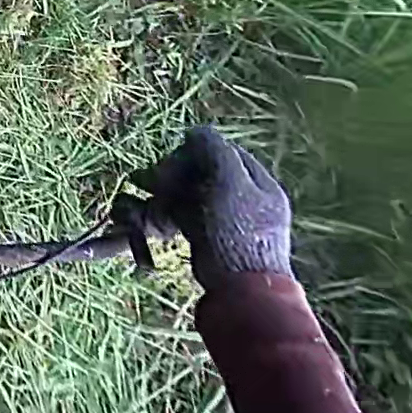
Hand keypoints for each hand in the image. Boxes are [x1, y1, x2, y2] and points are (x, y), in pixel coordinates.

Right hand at [132, 125, 292, 287]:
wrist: (238, 281)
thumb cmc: (238, 229)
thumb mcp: (231, 183)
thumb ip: (216, 151)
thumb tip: (197, 130)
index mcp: (259, 184)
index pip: (223, 150)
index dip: (196, 149)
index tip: (179, 158)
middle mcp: (243, 196)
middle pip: (200, 166)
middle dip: (176, 169)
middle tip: (160, 180)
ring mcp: (223, 212)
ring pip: (186, 184)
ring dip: (165, 185)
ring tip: (151, 192)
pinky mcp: (204, 226)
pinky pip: (181, 204)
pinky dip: (167, 204)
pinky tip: (157, 209)